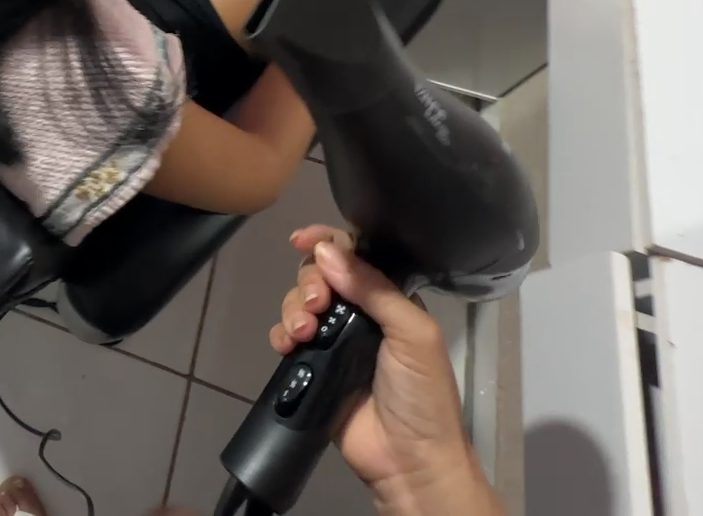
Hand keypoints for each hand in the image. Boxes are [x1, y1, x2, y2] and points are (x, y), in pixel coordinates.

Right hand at [270, 229, 501, 515]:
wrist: (409, 462)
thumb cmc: (421, 395)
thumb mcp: (413, 334)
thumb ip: (374, 289)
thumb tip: (326, 251)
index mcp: (387, 300)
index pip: (353, 255)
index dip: (327, 242)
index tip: (301, 239)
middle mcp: (359, 313)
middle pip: (319, 275)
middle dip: (309, 281)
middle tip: (316, 304)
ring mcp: (333, 339)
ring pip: (299, 302)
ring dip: (294, 308)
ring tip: (303, 333)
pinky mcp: (313, 365)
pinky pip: (285, 336)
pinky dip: (280, 334)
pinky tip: (287, 345)